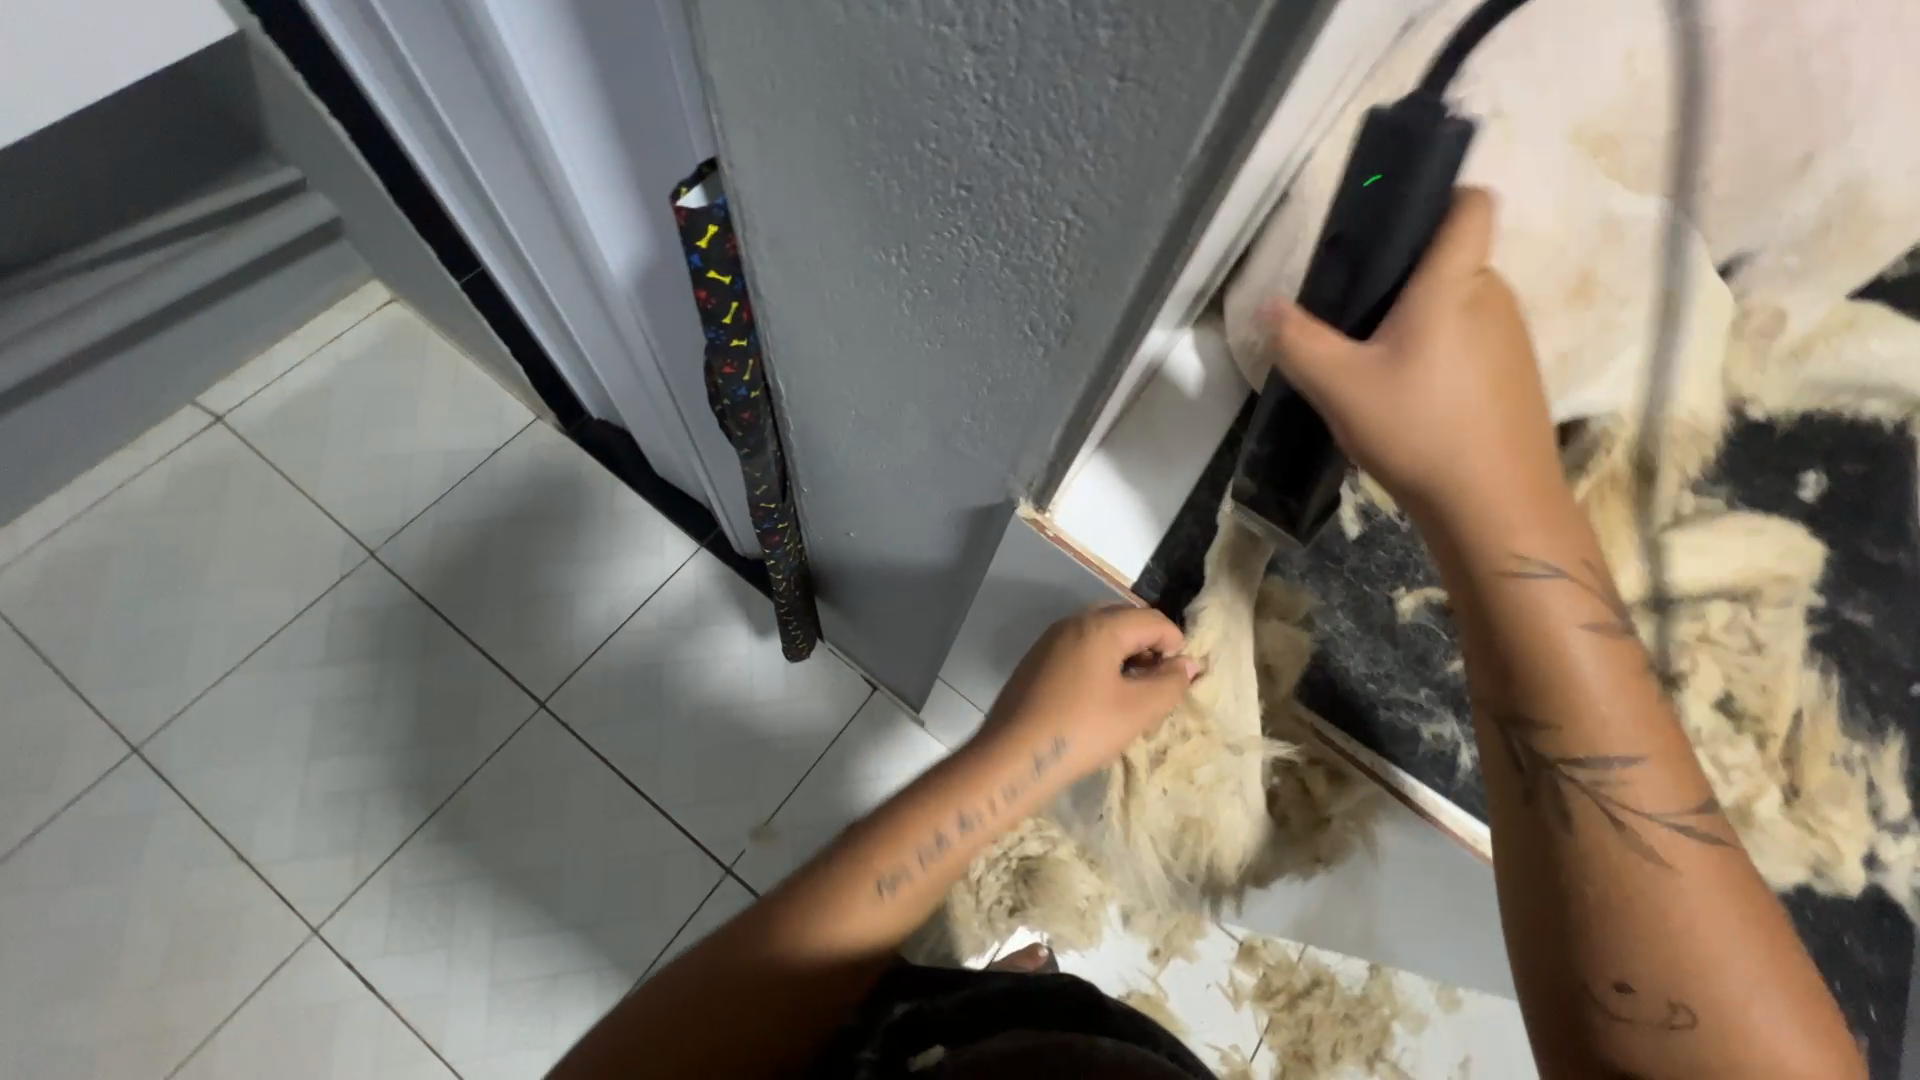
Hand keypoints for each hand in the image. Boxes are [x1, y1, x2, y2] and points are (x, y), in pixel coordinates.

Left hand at [979, 605, 1199, 779]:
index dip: (1175, 645)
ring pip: (1100, 636)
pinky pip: (1078, 650)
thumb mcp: (1137, 710)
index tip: (1179, 680)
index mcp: (1099, 626)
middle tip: (1157, 685)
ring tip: (1132, 694)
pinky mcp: (1035, 662)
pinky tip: (1099, 699)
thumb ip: (1170, 683)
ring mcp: (1049, 641)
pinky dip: (1099, 664)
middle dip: (1148, 647)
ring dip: (1124, 656)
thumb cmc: (1082, 730)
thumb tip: (1187, 664)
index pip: (1152, 620)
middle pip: (1124, 621)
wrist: (1013, 756)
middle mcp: (1072, 623)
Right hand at [1258, 188, 1565, 529]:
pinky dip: (1438, 357)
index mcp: (1454, 283)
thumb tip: (1266, 307)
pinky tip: (1408, 402)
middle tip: (1352, 320)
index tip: (1392, 224)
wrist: (1493, 504)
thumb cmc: (1418, 429)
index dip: (1439, 196)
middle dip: (1404, 280)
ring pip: (1457, 308)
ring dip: (1418, 324)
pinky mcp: (1514, 378)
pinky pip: (1469, 344)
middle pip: (1450, 262)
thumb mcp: (1338, 386)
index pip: (1468, 204)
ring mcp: (1511, 339)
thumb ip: (1297, 341)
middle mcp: (1493, 297)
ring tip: (1373, 368)